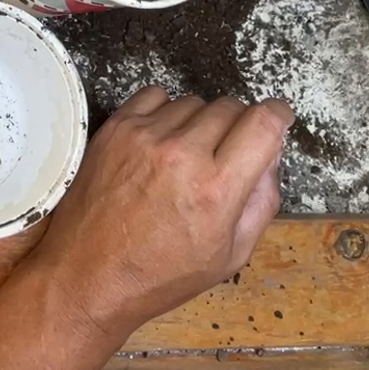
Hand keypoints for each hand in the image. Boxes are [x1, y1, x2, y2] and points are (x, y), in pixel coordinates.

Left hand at [25, 87, 293, 342]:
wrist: (89, 273)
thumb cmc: (160, 274)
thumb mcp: (230, 254)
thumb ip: (262, 201)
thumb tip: (272, 154)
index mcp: (216, 189)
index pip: (263, 124)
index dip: (278, 115)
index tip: (279, 117)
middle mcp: (181, 154)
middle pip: (230, 107)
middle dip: (238, 126)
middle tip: (227, 153)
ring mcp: (144, 136)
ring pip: (193, 101)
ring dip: (199, 121)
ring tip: (187, 156)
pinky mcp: (116, 127)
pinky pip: (155, 95)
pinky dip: (165, 111)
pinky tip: (161, 139)